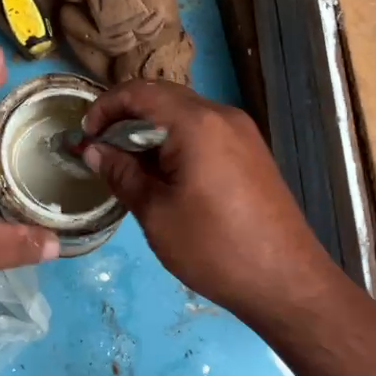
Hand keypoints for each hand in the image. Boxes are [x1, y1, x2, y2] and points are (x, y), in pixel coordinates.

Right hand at [83, 81, 325, 322]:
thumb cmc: (215, 248)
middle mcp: (221, 115)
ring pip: (184, 111)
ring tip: (129, 162)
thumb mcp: (156, 213)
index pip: (139, 91)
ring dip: (152, 126)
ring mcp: (241, 131)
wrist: (289, 284)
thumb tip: (92, 149)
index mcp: (195, 123)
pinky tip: (165, 172)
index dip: (106, 106)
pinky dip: (176, 137)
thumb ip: (121, 173)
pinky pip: (204, 128)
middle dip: (126, 113)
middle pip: (162, 95)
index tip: (87, 133)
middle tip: (102, 144)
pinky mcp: (252, 151)